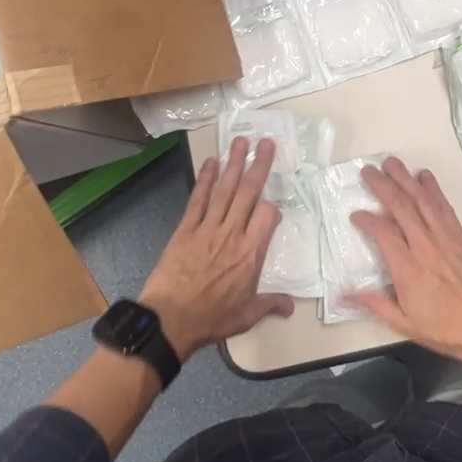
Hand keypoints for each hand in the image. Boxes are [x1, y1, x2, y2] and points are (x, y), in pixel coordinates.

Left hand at [139, 136, 293, 357]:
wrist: (171, 319)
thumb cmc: (212, 318)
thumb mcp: (247, 315)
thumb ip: (270, 304)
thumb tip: (290, 306)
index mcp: (251, 252)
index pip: (268, 215)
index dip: (272, 208)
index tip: (272, 210)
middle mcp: (232, 233)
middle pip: (249, 192)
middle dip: (259, 165)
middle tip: (266, 142)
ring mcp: (207, 228)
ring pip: (225, 189)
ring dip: (234, 163)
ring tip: (241, 142)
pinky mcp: (185, 229)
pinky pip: (198, 199)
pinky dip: (204, 179)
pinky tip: (210, 162)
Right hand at [346, 157, 461, 366]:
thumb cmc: (445, 329)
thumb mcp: (404, 324)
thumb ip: (373, 304)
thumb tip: (342, 295)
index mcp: (408, 269)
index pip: (382, 233)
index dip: (367, 220)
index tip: (355, 214)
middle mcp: (425, 247)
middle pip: (401, 207)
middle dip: (383, 186)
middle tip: (368, 171)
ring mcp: (445, 239)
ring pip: (422, 201)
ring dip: (406, 179)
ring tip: (392, 162)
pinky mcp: (461, 237)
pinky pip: (444, 207)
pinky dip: (433, 189)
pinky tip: (424, 176)